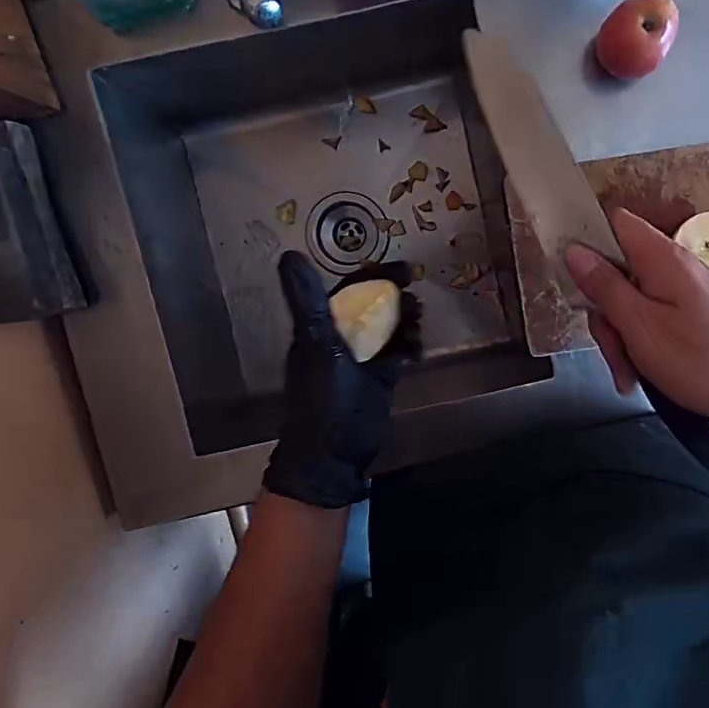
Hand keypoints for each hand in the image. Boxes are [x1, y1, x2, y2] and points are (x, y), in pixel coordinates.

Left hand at [261, 252, 421, 508]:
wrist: (333, 452)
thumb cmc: (322, 396)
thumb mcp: (317, 343)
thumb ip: (308, 301)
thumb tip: (289, 255)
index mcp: (322, 326)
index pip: (351, 289)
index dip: (376, 275)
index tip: (404, 270)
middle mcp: (342, 338)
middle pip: (374, 306)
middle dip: (397, 298)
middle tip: (417, 298)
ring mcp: (362, 359)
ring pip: (389, 329)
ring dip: (406, 322)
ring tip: (419, 322)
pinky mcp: (379, 379)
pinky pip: (397, 355)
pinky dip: (409, 350)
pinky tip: (417, 351)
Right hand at [564, 209, 708, 427]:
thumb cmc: (702, 363)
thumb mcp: (638, 326)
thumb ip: (604, 286)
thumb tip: (575, 252)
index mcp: (662, 258)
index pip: (615, 222)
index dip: (587, 240)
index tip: (571, 275)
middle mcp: (674, 266)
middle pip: (617, 270)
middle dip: (604, 309)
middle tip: (611, 346)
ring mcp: (684, 290)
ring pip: (630, 299)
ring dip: (620, 334)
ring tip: (629, 371)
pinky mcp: (691, 312)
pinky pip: (650, 316)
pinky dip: (639, 341)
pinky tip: (641, 370)